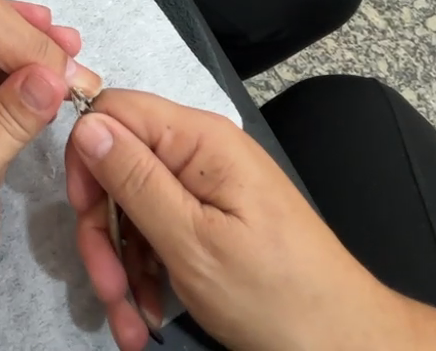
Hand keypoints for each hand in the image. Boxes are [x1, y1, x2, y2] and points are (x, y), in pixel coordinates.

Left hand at [0, 56, 71, 346]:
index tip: (58, 37)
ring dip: (34, 73)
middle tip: (73, 43)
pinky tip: (59, 90)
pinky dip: (32, 101)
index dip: (11, 37)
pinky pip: (6, 111)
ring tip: (75, 56)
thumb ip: (9, 119)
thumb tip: (54, 72)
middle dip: (28, 49)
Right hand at [64, 90, 407, 350]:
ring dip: (119, 261)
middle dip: (102, 227)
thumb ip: (135, 180)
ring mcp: (203, 185)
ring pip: (130, 204)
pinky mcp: (207, 218)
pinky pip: (155, 229)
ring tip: (128, 318)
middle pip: (116, 164)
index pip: (113, 110)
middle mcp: (196, 150)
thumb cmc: (275, 297)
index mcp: (196, 138)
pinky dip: (143, 271)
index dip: (86, 155)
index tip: (82, 212)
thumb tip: (85, 124)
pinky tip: (145, 314)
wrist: (353, 350)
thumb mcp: (193, 242)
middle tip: (106, 287)